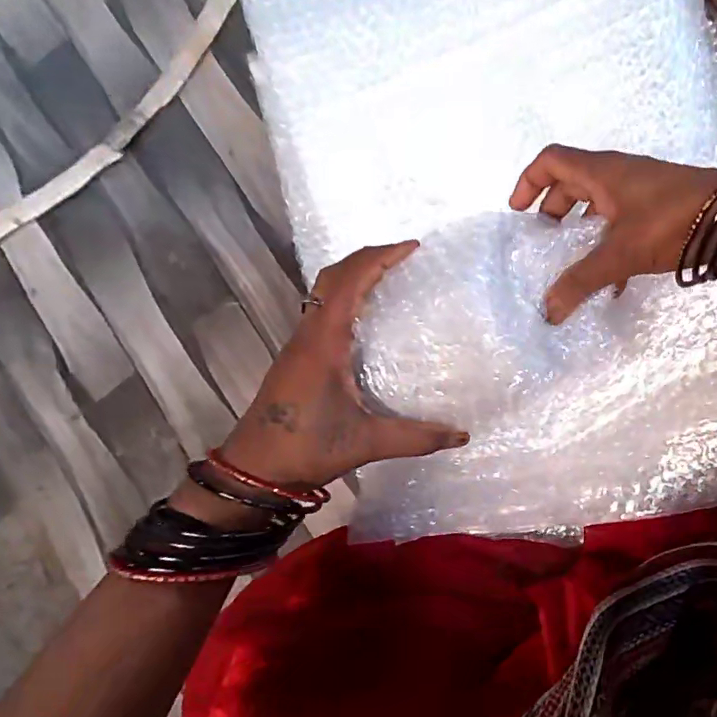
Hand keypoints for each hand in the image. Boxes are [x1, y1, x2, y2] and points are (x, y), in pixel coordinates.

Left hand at [212, 242, 468, 489]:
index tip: (412, 248)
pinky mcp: (297, 358)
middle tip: (404, 256)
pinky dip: (346, 297)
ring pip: (324, 292)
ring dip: (354, 275)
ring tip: (389, 277)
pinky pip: (322, 311)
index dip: (380, 257)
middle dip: (368, 257)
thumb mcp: (368, 443)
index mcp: (324, 342)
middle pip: (333, 276)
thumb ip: (417, 438)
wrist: (255, 469)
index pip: (350, 282)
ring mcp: (299, 345)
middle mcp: (309, 334)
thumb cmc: (306, 448)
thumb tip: (462, 435)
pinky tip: (366, 318)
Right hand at [509, 145, 716, 323]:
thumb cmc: (673, 221)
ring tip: (573, 264)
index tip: (518, 212)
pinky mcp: (660, 210)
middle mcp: (618, 176)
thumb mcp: (621, 253)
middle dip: (554, 211)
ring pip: (599, 206)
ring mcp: (641, 192)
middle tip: (544, 241)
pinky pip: (622, 224)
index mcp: (602, 172)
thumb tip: (548, 311)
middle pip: (573, 184)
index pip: (552, 161)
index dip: (529, 181)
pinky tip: (612, 283)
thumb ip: (582, 280)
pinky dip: (610, 246)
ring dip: (583, 231)